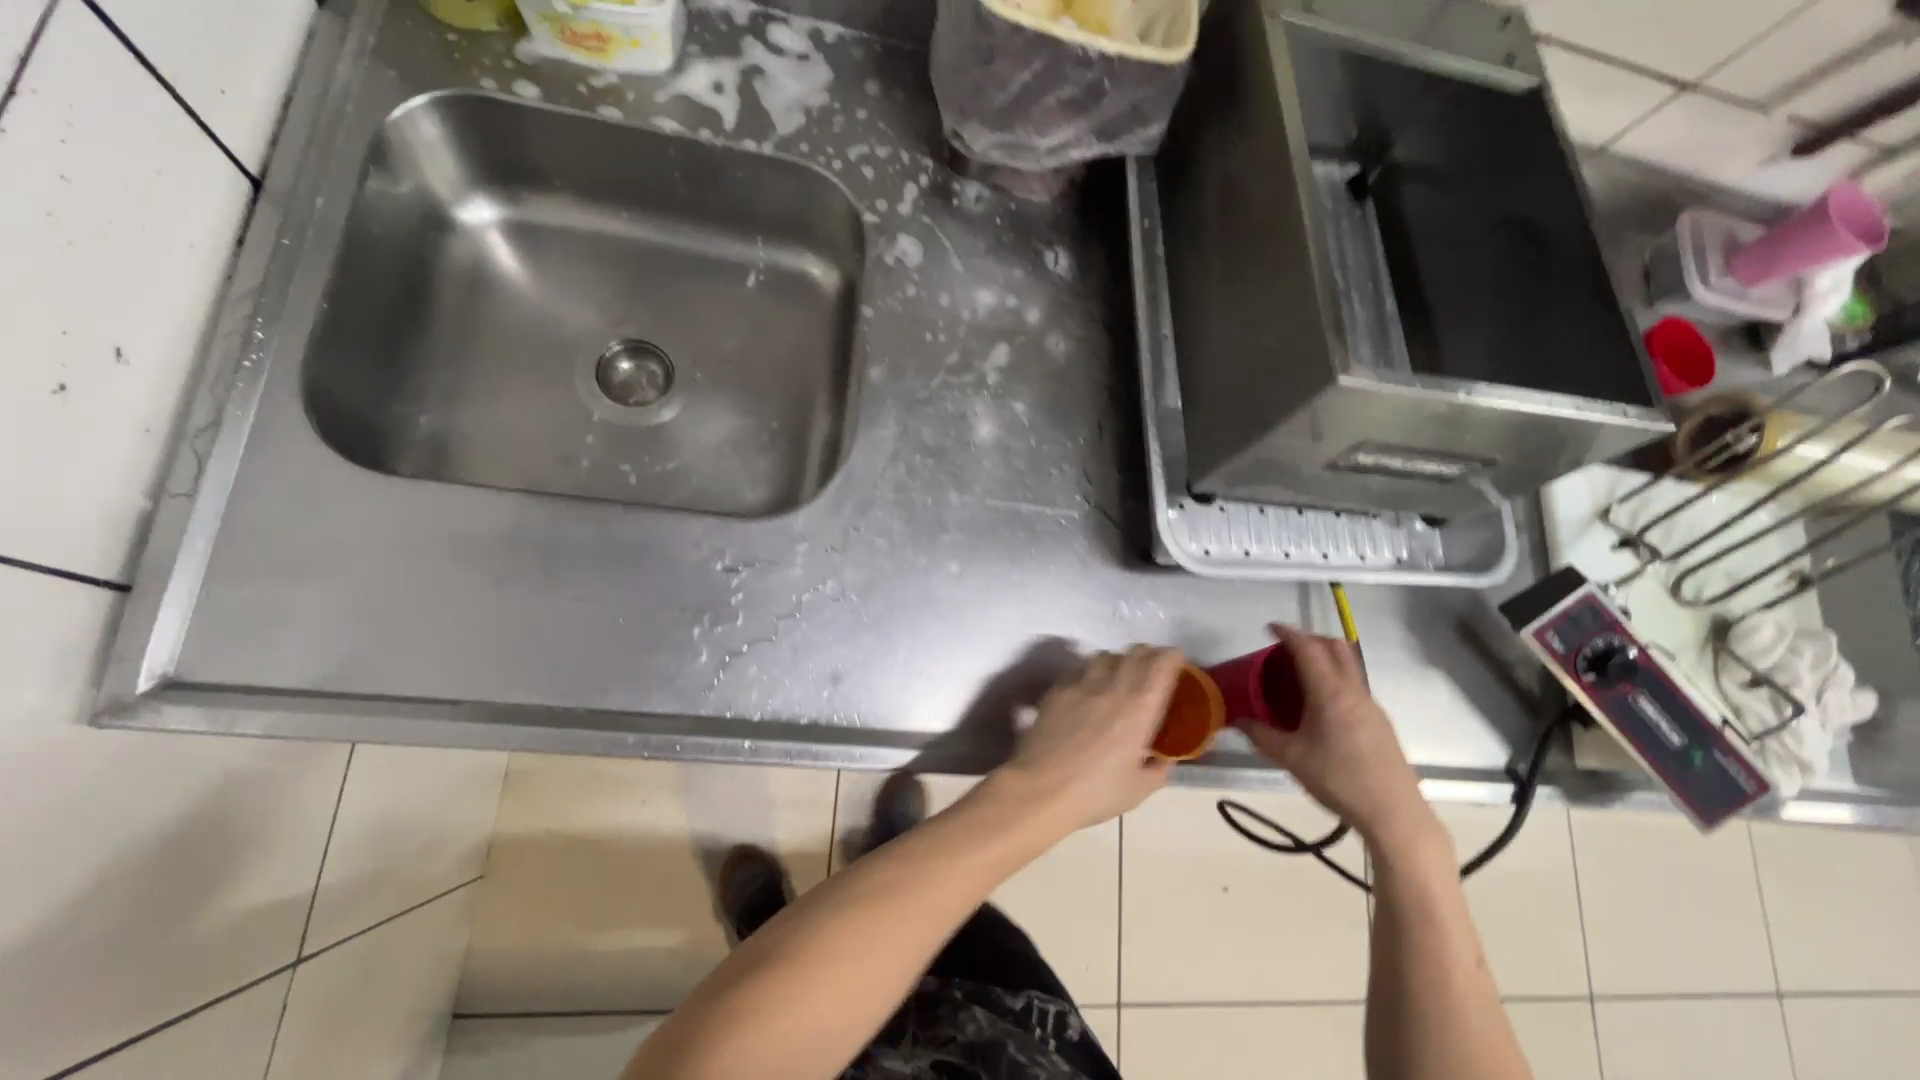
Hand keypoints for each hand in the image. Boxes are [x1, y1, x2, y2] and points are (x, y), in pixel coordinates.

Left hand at [989, 645, 1183, 833]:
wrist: (1040, 789)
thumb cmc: (1095, 792)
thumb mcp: (1138, 789)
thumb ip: (1157, 771)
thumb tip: (1161, 761)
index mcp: (1140, 707)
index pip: (1162, 663)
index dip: (1173, 657)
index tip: (1178, 662)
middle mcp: (1112, 686)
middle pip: (1135, 652)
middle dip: (1149, 654)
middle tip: (1153, 669)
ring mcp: (1080, 684)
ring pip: (1105, 655)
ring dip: (1119, 661)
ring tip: (1120, 678)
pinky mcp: (1056, 690)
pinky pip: (1079, 670)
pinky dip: (1091, 674)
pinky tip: (1089, 692)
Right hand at [1241, 626, 1437, 848]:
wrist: (1392, 811)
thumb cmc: (1338, 780)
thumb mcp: (1291, 758)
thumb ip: (1262, 736)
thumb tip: (1238, 721)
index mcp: (1330, 693)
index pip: (1309, 649)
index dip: (1289, 633)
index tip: (1271, 627)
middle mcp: (1353, 690)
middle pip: (1336, 647)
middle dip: (1310, 639)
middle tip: (1285, 648)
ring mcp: (1371, 704)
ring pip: (1348, 665)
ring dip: (1325, 658)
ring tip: (1299, 675)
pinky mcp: (1379, 721)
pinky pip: (1354, 685)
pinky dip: (1334, 679)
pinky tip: (1320, 705)